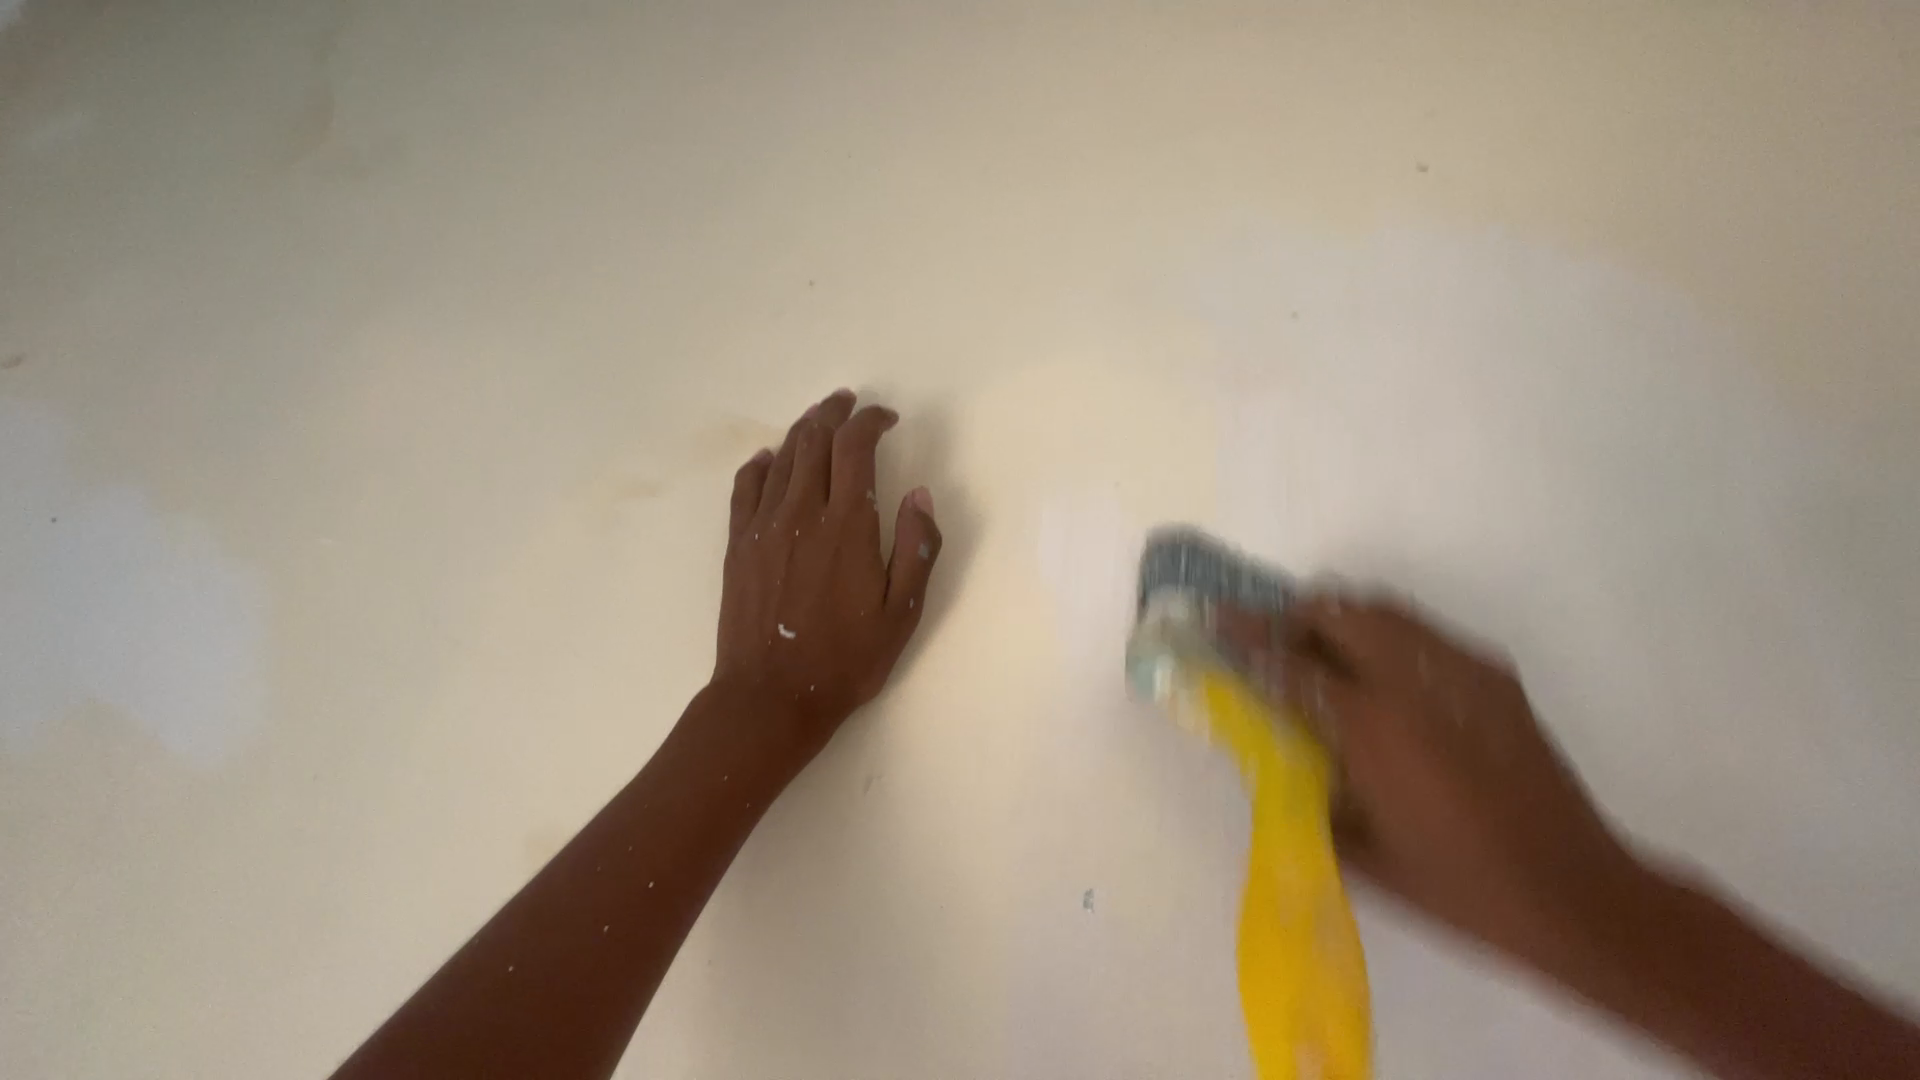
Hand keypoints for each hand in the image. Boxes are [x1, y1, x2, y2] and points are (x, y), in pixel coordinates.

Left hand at [711, 390, 941, 754]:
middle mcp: (802, 513)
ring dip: (802, 430)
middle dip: (834, 413)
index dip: (871, 422)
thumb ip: (916, 550)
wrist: (771, 697)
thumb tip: (919, 496)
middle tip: (850, 404)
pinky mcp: (739, 544)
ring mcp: (764, 526)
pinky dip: (760, 464)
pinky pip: (745, 487)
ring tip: (819, 420)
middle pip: (814, 441)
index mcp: (848, 525)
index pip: (855, 448)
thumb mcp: (902, 614)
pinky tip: (769, 459)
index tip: (886, 419)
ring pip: (781, 458)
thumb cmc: (846, 659)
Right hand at [1225, 591, 1646, 966]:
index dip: (1248, 638)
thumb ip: (1305, 788)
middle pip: (1340, 613)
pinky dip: (1382, 632)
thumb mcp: (1358, 849)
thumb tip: (1272, 751)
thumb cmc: (1456, 885)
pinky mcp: (1495, 678)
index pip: (1294, 662)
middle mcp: (1415, 683)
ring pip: (1383, 611)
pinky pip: (1421, 631)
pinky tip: (1377, 672)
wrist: (1578, 895)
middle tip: (1265, 632)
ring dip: (1337, 617)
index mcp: (1373, 727)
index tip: (1216, 621)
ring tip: (1314, 644)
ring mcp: (1462, 673)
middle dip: (1292, 615)